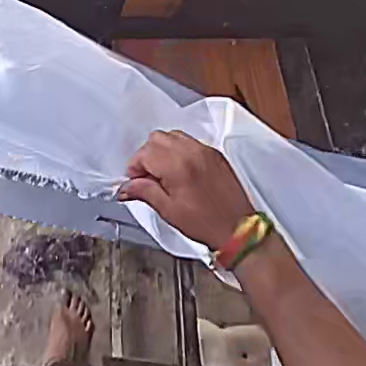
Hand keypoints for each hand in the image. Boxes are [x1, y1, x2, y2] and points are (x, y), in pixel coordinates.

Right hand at [119, 130, 256, 251]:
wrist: (239, 229)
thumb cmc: (207, 223)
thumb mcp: (168, 210)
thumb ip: (144, 192)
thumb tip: (126, 187)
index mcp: (178, 166)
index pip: (144, 153)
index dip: (135, 168)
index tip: (135, 182)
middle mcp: (192, 153)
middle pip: (156, 139)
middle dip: (146, 156)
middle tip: (146, 177)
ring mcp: (205, 151)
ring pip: (172, 136)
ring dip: (162, 150)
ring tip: (163, 173)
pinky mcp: (214, 154)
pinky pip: (189, 141)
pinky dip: (178, 150)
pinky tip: (179, 170)